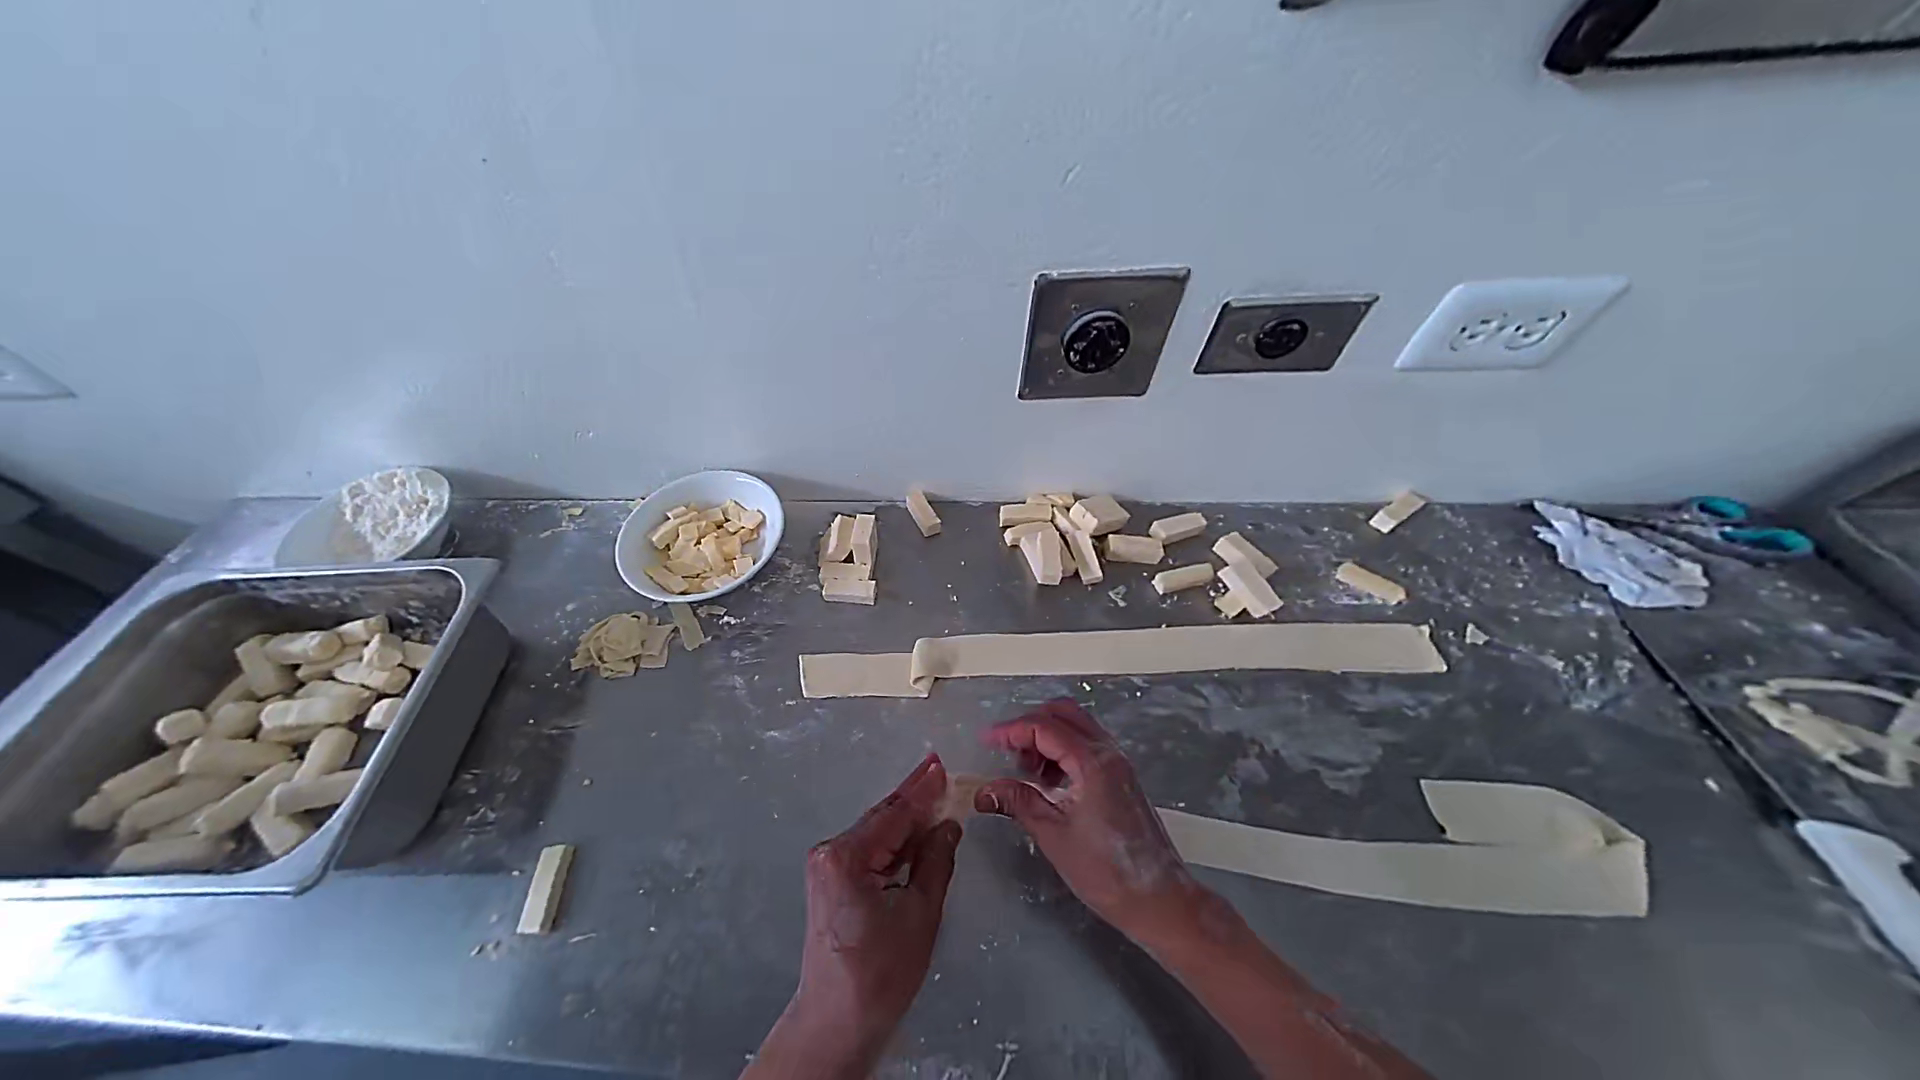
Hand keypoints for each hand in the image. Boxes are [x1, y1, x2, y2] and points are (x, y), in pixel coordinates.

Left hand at [746, 755, 960, 1078]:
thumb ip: (935, 861)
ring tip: (936, 797)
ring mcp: (828, 867)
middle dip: (914, 798)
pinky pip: (870, 851)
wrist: (837, 1021)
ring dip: (907, 822)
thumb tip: (947, 826)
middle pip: (883, 818)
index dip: (922, 789)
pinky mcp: (832, 882)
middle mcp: (831, 853)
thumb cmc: (880, 973)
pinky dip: (895, 844)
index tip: (940, 765)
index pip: (894, 814)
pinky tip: (917, 834)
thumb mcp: (920, 913)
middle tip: (940, 771)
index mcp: (846, 856)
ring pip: (877, 834)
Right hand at [974, 699, 1200, 943]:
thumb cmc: (1105, 872)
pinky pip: (1087, 746)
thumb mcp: (1053, 835)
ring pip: (1076, 727)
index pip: (1044, 727)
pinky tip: (1049, 783)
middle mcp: (1107, 753)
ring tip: (1027, 772)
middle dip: (1030, 726)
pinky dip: (1063, 751)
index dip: (1011, 730)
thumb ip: (1018, 802)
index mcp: (1092, 762)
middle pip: (1063, 714)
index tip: (986, 742)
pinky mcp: (1121, 777)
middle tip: (1007, 752)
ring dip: (1047, 738)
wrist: (1159, 900)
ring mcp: (1118, 763)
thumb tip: (984, 791)